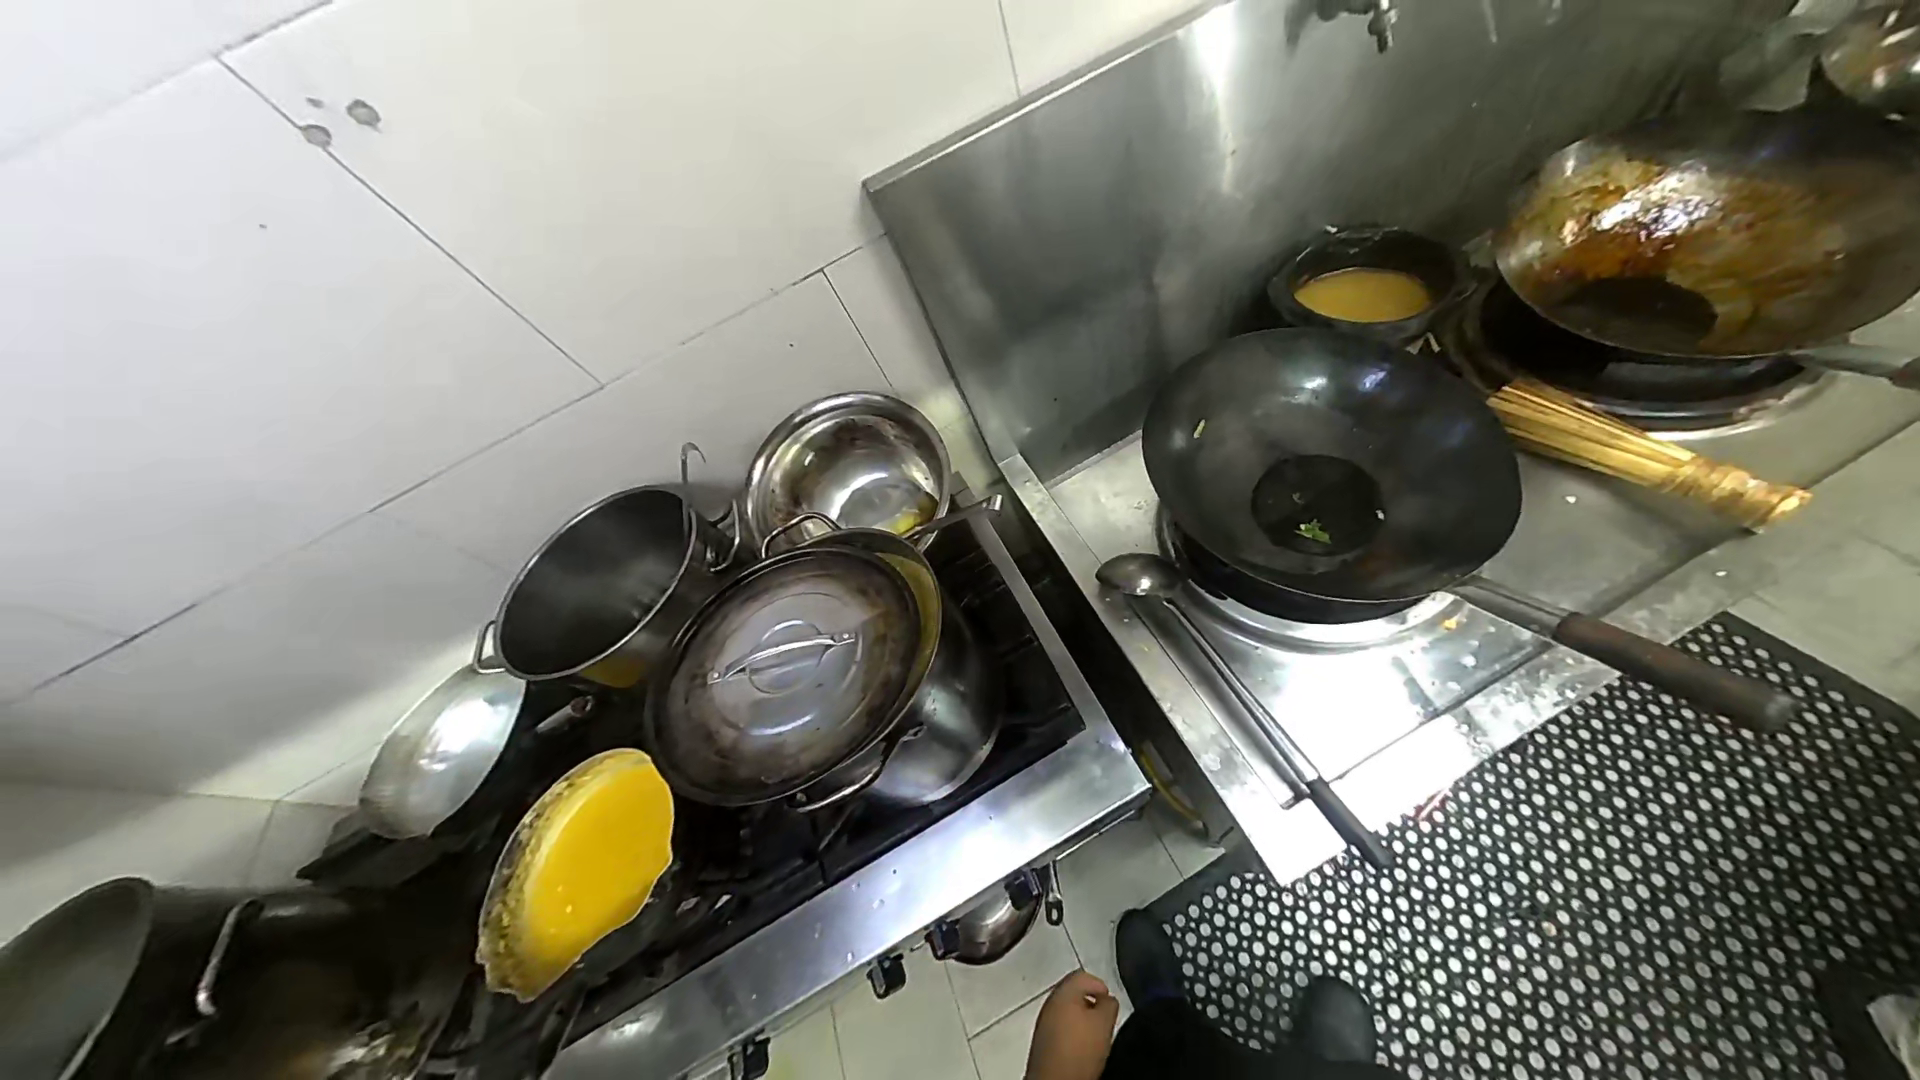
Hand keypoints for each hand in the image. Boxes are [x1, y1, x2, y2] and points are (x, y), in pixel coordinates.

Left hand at [1025, 970, 1120, 1079]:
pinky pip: (1060, 1024)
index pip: (1082, 975)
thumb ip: (1109, 1005)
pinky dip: (1071, 1028)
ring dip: (1081, 1015)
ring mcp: (1044, 1019)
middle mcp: (1050, 1000)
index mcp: (1063, 991)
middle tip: (1104, 1015)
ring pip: (1066, 1008)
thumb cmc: (1080, 1048)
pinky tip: (1080, 1043)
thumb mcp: (1103, 1024)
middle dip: (1090, 1000)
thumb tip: (1109, 998)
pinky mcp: (1042, 1038)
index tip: (1110, 1000)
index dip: (1100, 985)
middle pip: (1073, 991)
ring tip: (1094, 1031)